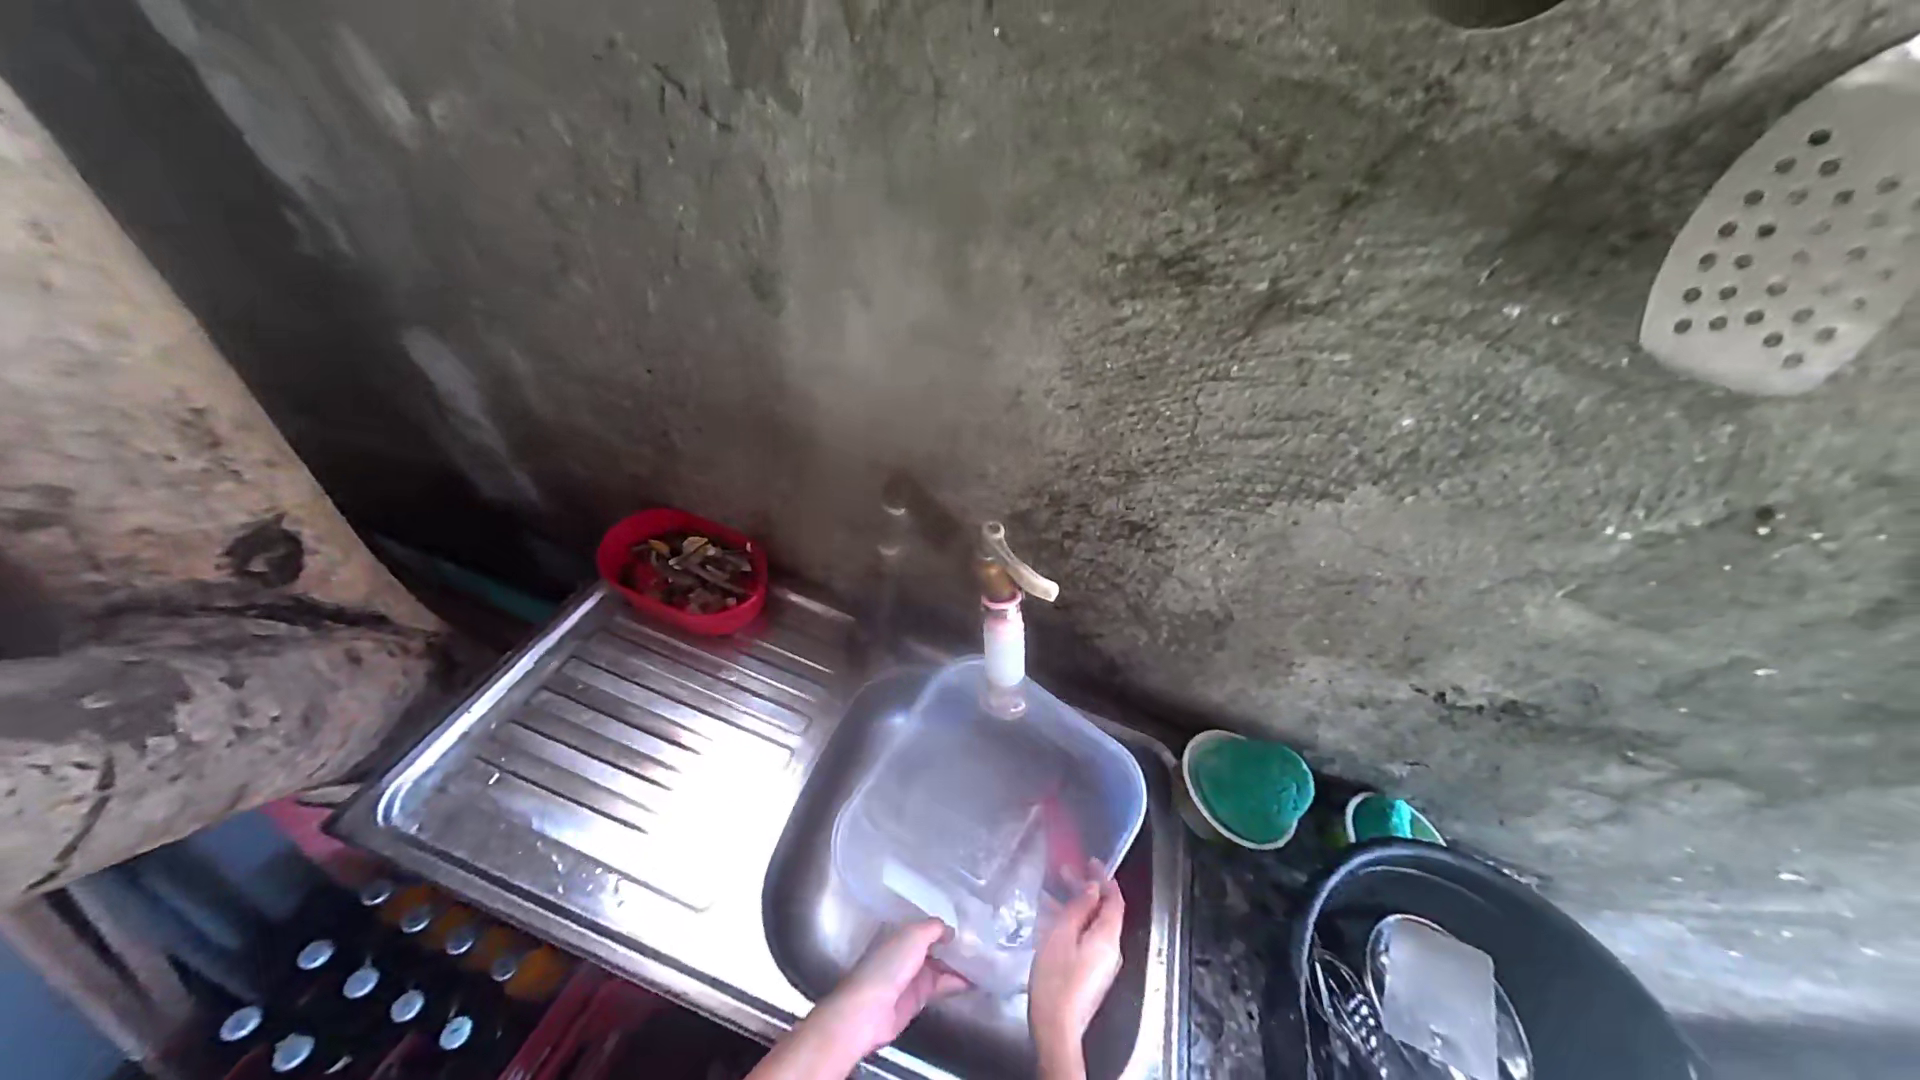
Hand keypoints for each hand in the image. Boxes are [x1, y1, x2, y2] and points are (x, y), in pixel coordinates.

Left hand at [811, 918, 971, 1058]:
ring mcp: (913, 974)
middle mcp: (908, 951)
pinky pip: (942, 985)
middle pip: (937, 946)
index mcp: (902, 932)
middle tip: (982, 944)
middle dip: (956, 946)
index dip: (946, 925)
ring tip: (983, 962)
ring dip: (960, 965)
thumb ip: (935, 928)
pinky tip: (973, 980)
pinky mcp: (919, 997)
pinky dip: (956, 982)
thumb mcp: (914, 935)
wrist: (870, 1009)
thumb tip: (950, 931)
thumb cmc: (889, 964)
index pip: (928, 925)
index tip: (969, 923)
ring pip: (942, 965)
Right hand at [1029, 873, 1123, 1078]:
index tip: (1092, 861)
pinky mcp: (1091, 974)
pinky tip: (1050, 920)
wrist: (1056, 1029)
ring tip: (1052, 892)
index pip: (1114, 900)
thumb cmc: (1056, 979)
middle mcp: (1111, 950)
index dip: (1104, 878)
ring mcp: (1102, 964)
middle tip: (1065, 872)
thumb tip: (1092, 888)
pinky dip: (1072, 924)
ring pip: (1092, 925)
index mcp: (1108, 938)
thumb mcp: (1061, 935)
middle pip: (1104, 912)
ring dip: (1076, 907)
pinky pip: (1086, 939)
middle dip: (1086, 890)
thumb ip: (1078, 909)